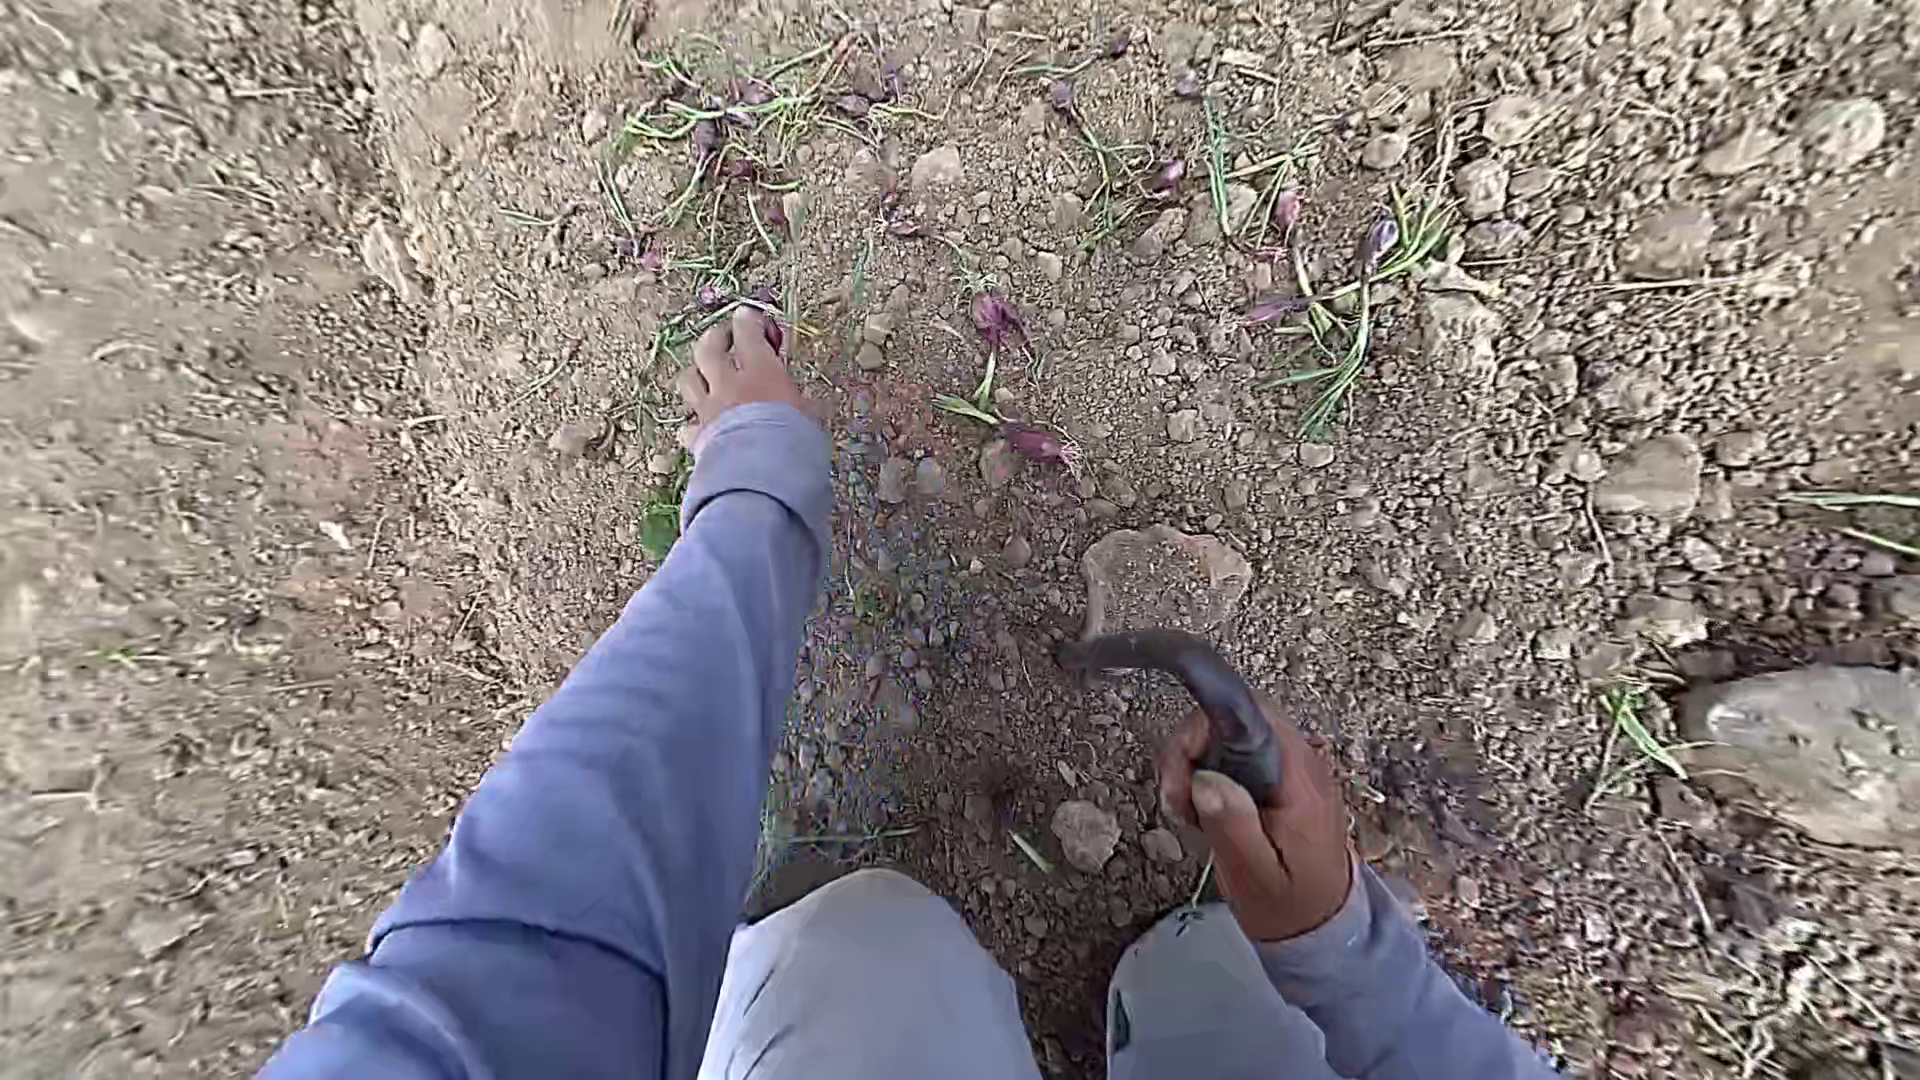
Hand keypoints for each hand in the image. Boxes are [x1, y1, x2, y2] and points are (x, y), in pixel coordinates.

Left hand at [676, 305, 804, 453]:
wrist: (763, 471)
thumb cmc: (794, 440)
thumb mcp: (809, 418)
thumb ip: (803, 407)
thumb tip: (812, 408)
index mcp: (759, 372)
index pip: (748, 332)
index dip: (750, 320)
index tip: (754, 317)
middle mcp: (728, 384)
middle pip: (710, 347)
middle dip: (718, 336)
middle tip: (726, 336)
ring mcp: (709, 409)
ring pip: (689, 378)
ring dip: (696, 371)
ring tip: (705, 372)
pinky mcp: (699, 436)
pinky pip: (688, 424)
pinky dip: (693, 421)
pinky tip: (700, 423)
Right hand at [1157, 696, 1353, 940]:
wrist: (1323, 931)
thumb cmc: (1292, 906)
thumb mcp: (1257, 873)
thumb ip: (1234, 825)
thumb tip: (1203, 779)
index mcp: (1298, 777)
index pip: (1247, 713)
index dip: (1202, 729)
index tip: (1181, 771)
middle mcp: (1294, 759)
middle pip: (1226, 718)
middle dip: (1188, 750)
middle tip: (1176, 797)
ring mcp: (1281, 764)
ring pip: (1218, 733)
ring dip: (1189, 763)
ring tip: (1186, 810)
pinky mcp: (1268, 774)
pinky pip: (1223, 752)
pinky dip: (1199, 772)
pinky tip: (1199, 808)